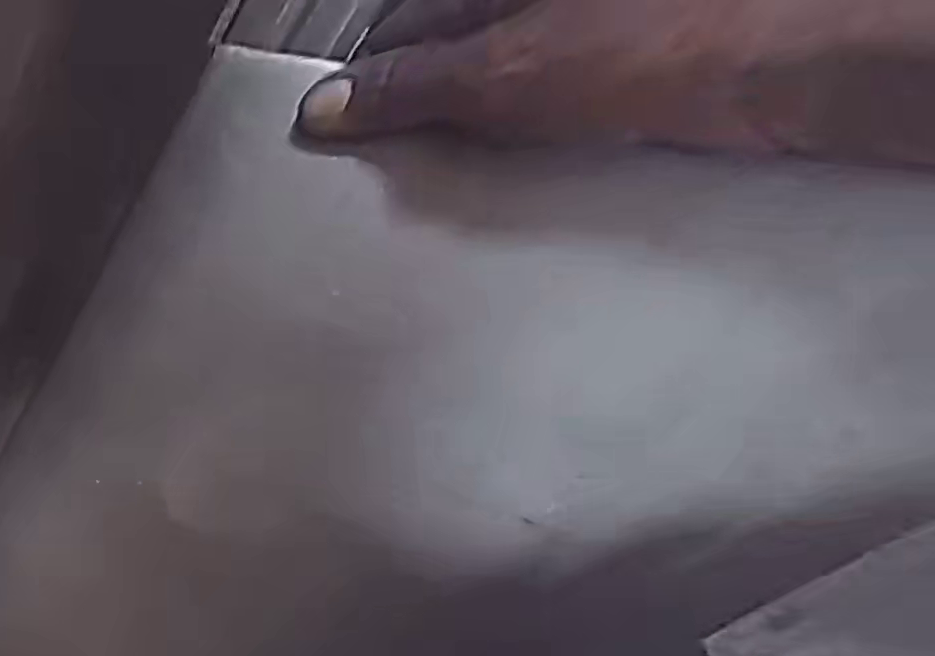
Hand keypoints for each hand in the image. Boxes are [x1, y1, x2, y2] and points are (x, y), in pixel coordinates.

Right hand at [298, 0, 934, 168]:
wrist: (809, 59)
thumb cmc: (678, 39)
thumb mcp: (504, 71)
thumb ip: (407, 88)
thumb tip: (328, 107)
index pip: (393, 30)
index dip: (361, 85)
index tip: (336, 129)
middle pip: (433, 47)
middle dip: (405, 103)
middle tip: (387, 154)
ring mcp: (572, 18)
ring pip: (475, 71)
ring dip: (452, 118)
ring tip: (447, 155)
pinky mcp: (606, 50)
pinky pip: (520, 89)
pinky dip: (496, 123)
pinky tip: (499, 146)